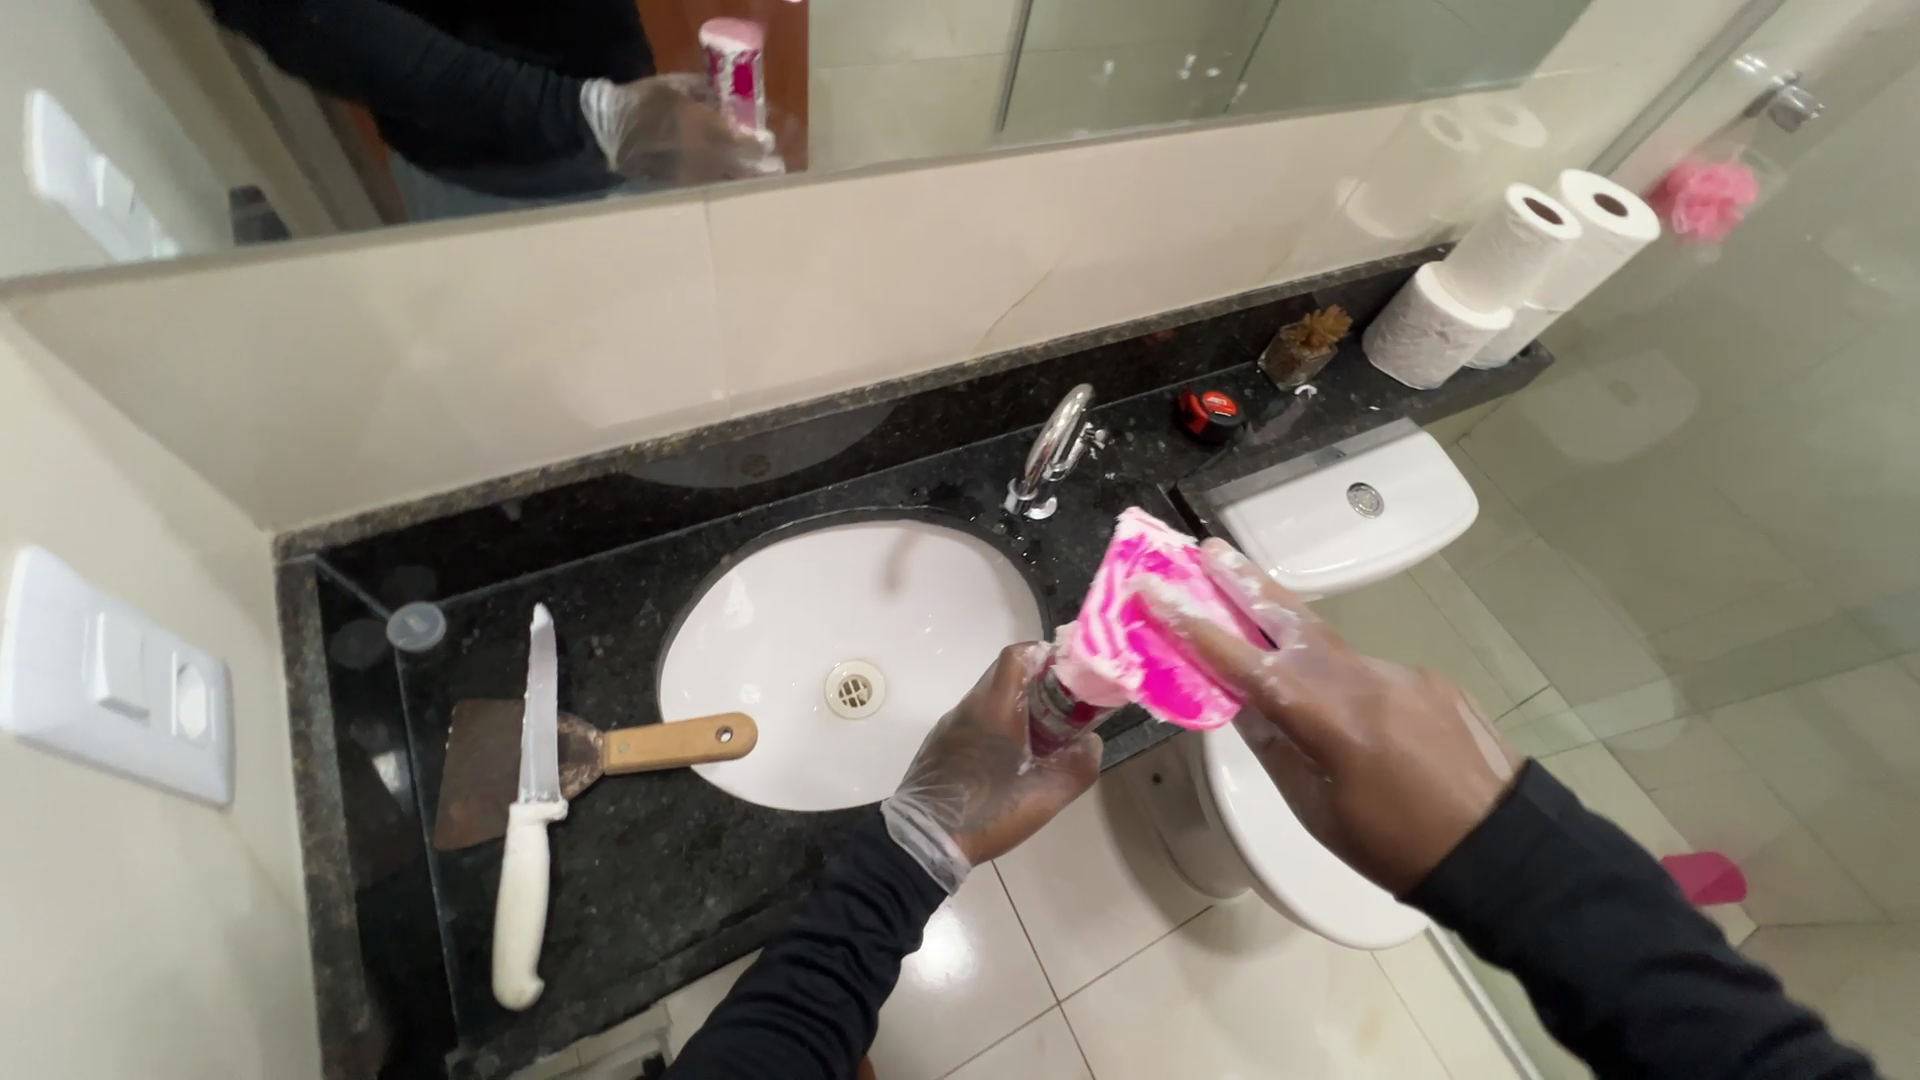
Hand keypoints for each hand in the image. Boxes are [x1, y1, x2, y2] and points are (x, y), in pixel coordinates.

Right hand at [580, 74, 779, 184]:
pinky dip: (729, 187)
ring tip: (765, 182)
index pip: (742, 141)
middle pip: (744, 167)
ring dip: (750, 182)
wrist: (612, 133)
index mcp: (704, 128)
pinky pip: (715, 188)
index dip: (759, 144)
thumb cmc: (643, 103)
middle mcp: (706, 155)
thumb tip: (724, 96)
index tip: (769, 142)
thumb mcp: (675, 87)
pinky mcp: (687, 187)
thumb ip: (703, 93)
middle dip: (762, 169)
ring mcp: (698, 174)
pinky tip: (737, 186)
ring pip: (732, 181)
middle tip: (777, 170)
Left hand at [881, 643, 1102, 892]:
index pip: (1016, 656)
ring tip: (1039, 739)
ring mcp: (949, 725)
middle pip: (1005, 676)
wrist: (923, 840)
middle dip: (1036, 685)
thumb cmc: (987, 812)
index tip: (1065, 674)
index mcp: (994, 708)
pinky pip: (973, 721)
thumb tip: (1092, 742)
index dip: (1042, 654)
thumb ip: (1078, 767)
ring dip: (1015, 708)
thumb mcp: (1044, 797)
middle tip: (1062, 710)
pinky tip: (1006, 760)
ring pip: (988, 700)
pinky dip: (994, 726)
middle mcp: (969, 707)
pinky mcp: (939, 744)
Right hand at [1145, 539, 1521, 893]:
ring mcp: (1399, 673)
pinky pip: (1368, 672)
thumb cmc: (1393, 845)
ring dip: (1290, 635)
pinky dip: (1344, 682)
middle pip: (1289, 618)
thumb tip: (1239, 699)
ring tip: (1269, 635)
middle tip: (1209, 547)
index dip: (1193, 626)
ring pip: (1328, 646)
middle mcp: (1360, 680)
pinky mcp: (1428, 679)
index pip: (1243, 662)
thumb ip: (1273, 743)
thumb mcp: (1314, 804)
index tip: (1155, 590)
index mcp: (1325, 718)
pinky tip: (1358, 719)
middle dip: (1242, 580)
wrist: (1507, 855)